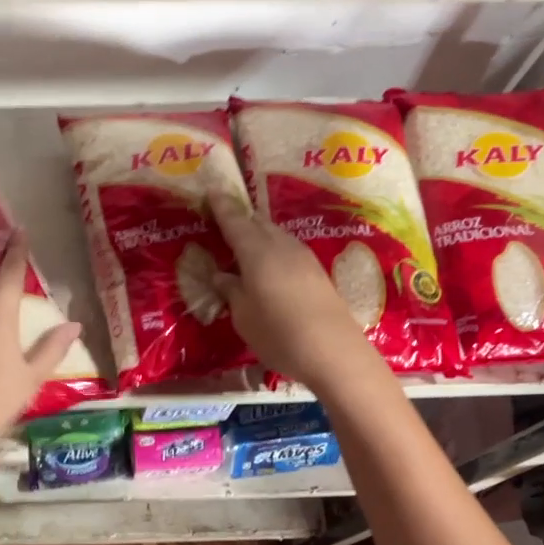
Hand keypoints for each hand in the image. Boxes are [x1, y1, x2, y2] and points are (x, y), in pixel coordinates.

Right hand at [212, 199, 382, 388]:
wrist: (333, 351)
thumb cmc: (278, 335)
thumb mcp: (243, 317)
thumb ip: (231, 291)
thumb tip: (221, 275)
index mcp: (257, 252)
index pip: (235, 221)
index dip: (221, 207)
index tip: (211, 192)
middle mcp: (281, 246)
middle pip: (258, 223)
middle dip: (240, 220)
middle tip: (222, 224)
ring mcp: (303, 257)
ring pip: (275, 235)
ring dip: (258, 236)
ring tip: (242, 248)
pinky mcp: (317, 272)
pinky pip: (287, 250)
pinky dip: (272, 250)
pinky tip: (267, 267)